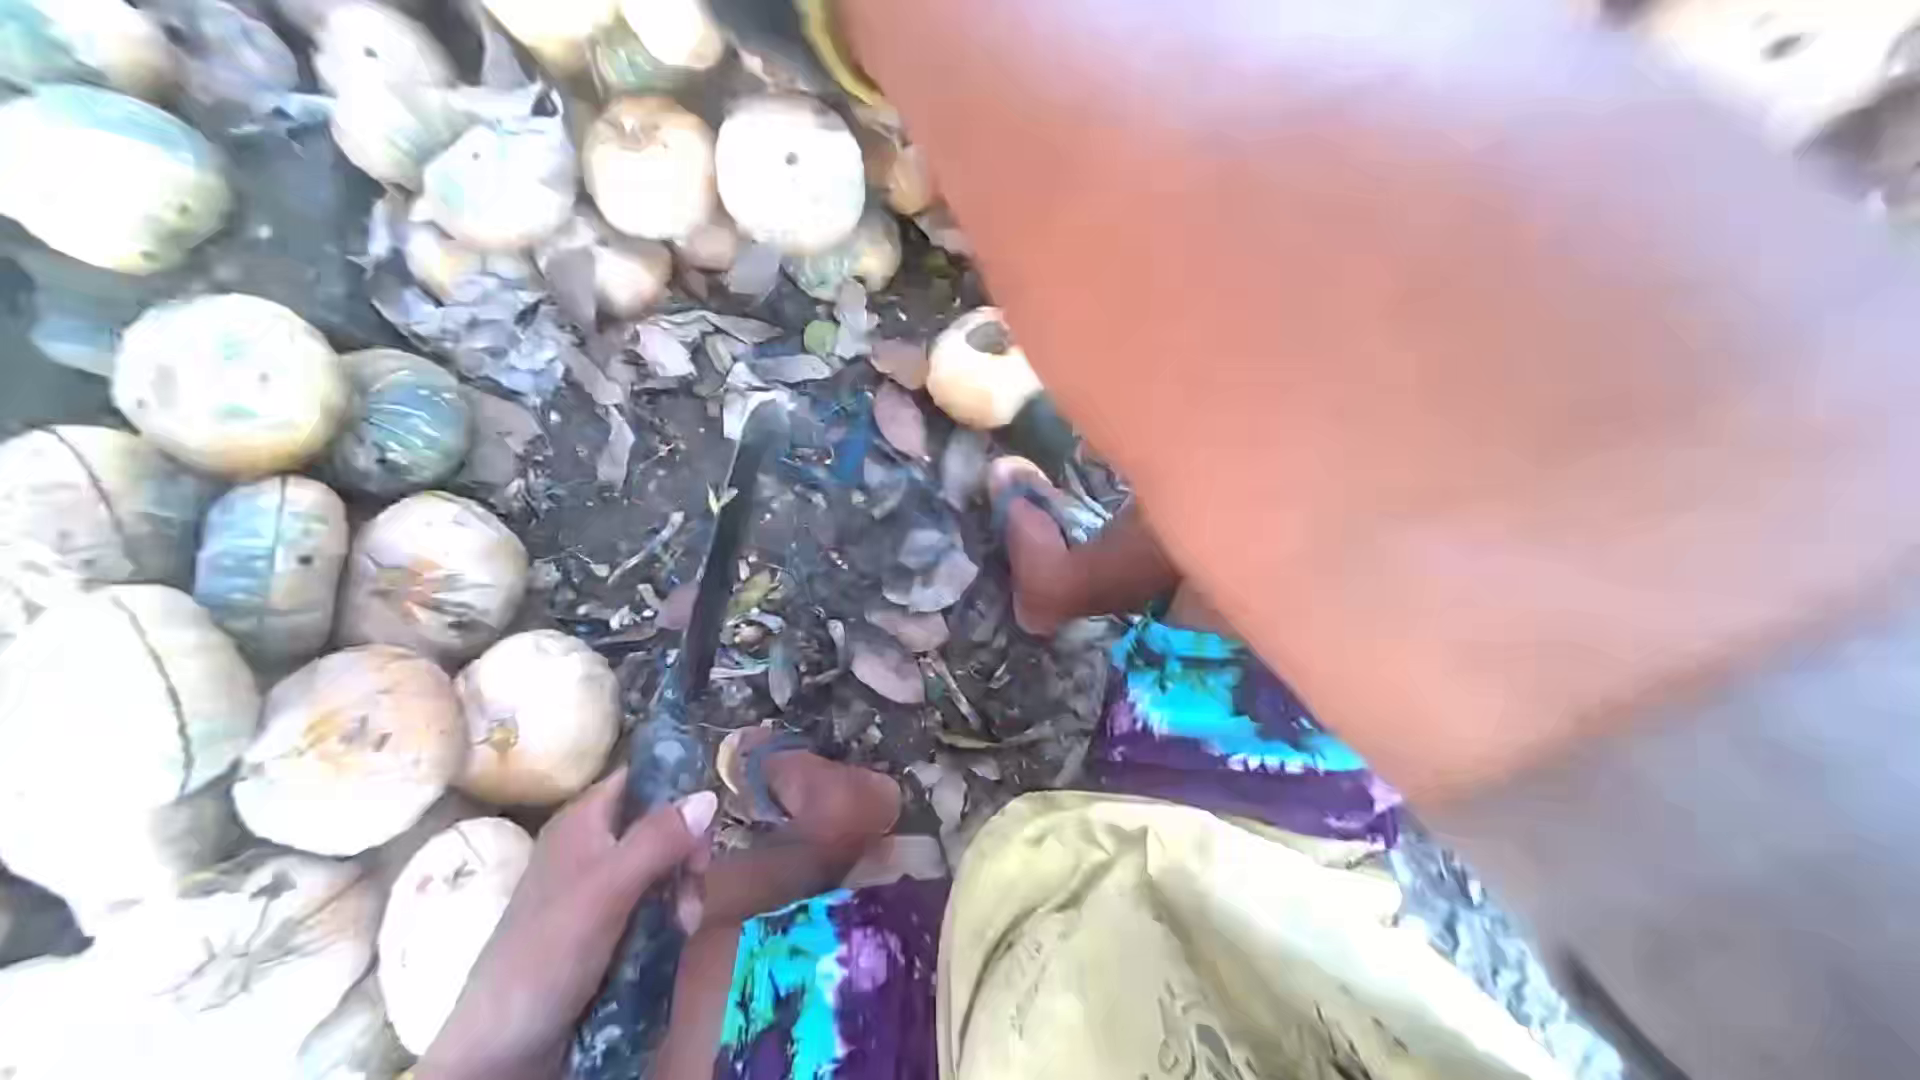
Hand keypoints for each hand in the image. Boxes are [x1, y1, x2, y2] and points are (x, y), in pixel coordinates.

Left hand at [415, 772, 718, 1079]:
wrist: (502, 1053)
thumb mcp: (607, 890)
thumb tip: (710, 794)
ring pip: (664, 863)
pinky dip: (672, 913)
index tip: (708, 814)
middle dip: (687, 849)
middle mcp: (594, 845)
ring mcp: (600, 887)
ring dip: (684, 887)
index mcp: (584, 821)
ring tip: (684, 920)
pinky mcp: (609, 924)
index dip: (678, 784)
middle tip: (696, 875)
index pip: (640, 776)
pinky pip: (656, 900)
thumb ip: (658, 840)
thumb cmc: (548, 954)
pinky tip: (676, 935)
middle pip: (661, 822)